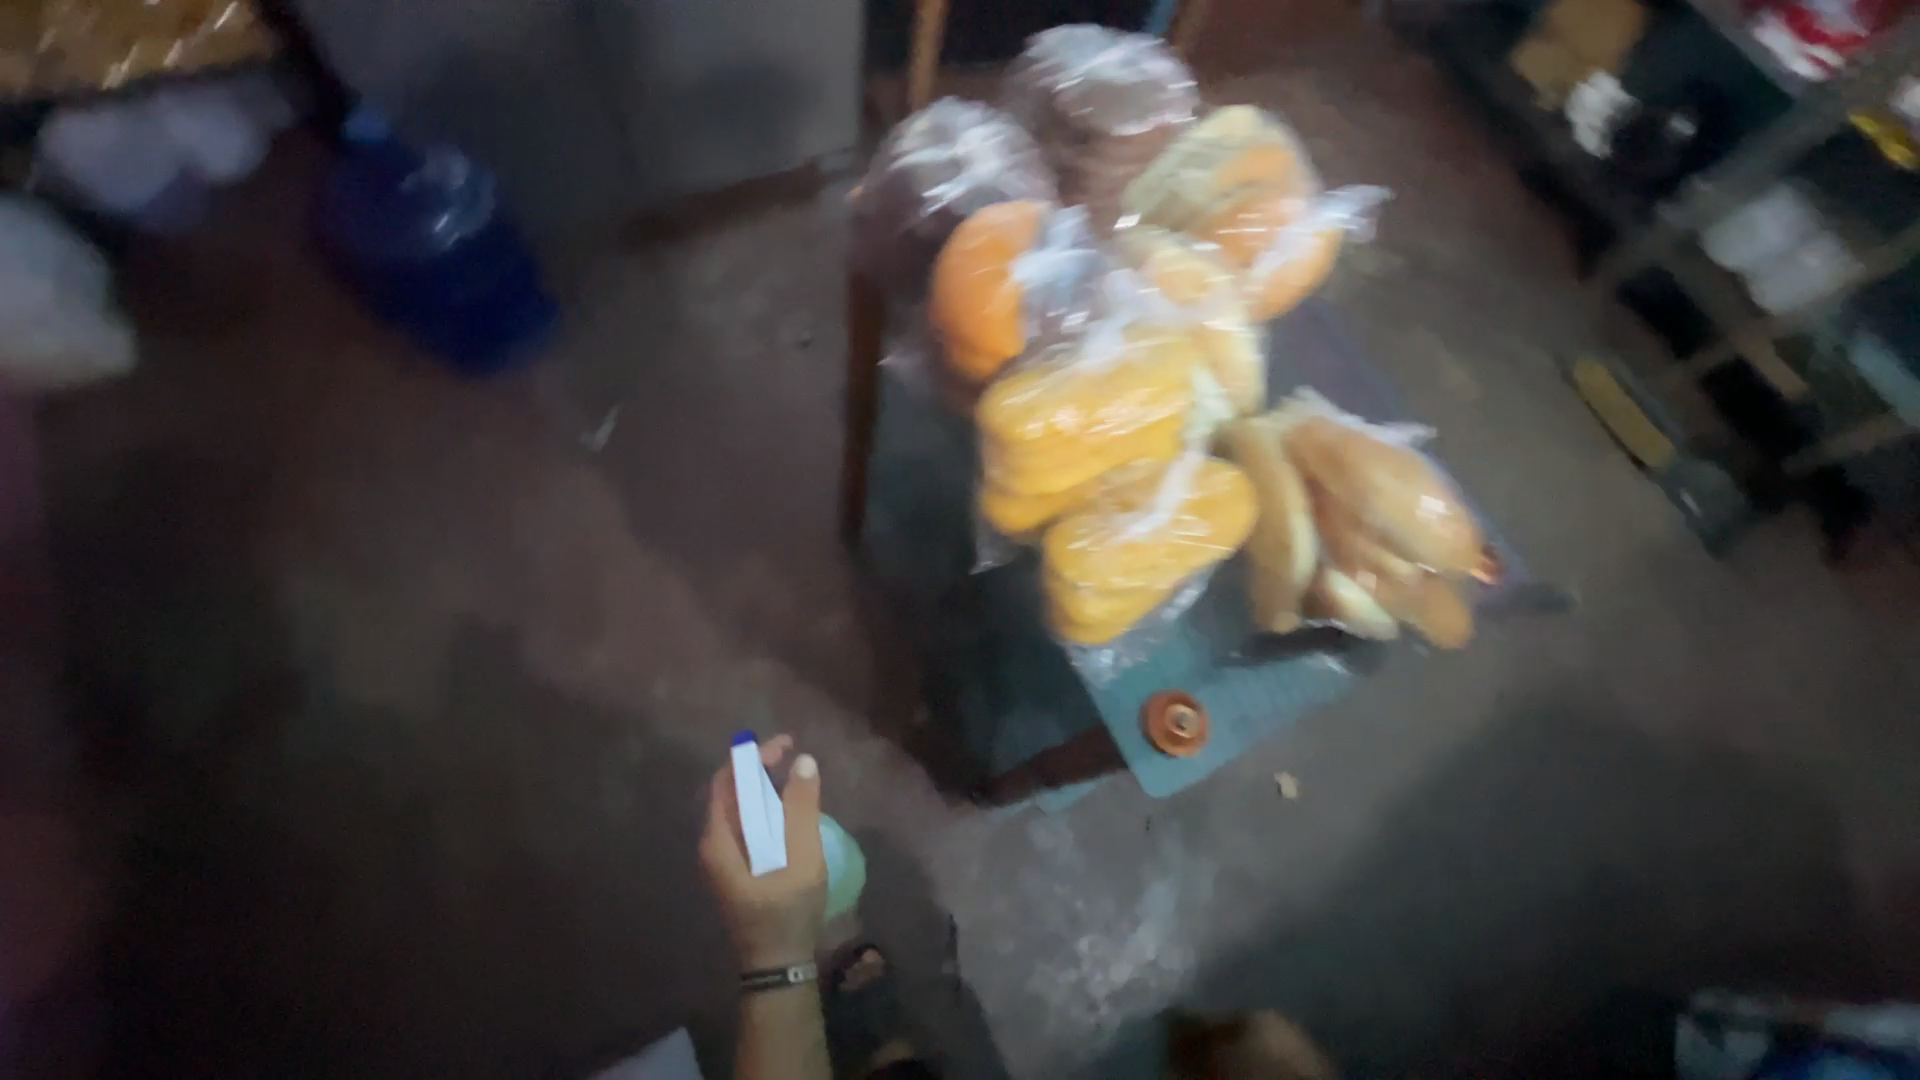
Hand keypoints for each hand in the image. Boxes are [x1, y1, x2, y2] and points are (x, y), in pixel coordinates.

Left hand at [698, 735, 826, 970]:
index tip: (785, 745)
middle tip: (793, 754)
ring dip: (763, 786)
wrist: (777, 965)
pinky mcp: (736, 867)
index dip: (751, 757)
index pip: (726, 781)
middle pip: (730, 791)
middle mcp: (713, 844)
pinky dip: (765, 806)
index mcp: (719, 840)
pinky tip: (788, 808)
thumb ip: (801, 807)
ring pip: (738, 808)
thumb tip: (804, 760)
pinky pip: (746, 824)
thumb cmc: (786, 910)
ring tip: (793, 774)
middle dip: (758, 767)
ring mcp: (723, 858)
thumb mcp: (800, 856)